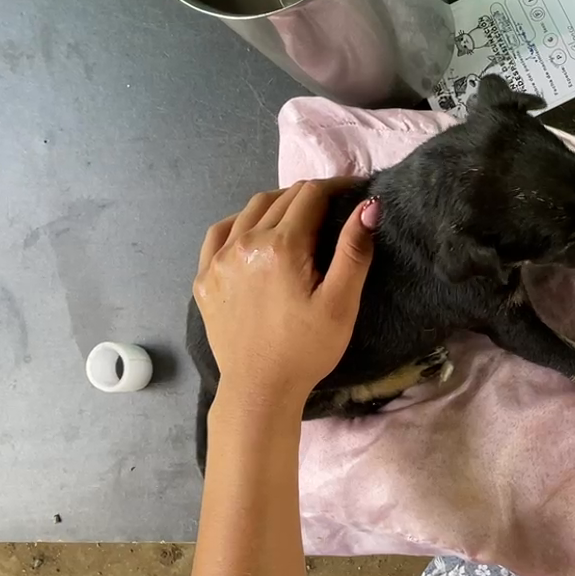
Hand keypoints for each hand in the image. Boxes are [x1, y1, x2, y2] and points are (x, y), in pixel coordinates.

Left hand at [193, 179, 375, 413]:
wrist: (260, 389)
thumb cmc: (308, 349)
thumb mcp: (342, 303)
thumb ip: (354, 251)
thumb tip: (369, 207)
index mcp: (281, 246)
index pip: (310, 195)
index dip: (337, 186)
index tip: (357, 189)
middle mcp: (244, 242)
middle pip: (280, 198)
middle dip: (310, 194)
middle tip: (335, 204)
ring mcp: (218, 260)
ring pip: (248, 211)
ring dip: (277, 204)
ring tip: (299, 217)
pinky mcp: (205, 278)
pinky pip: (219, 233)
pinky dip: (240, 222)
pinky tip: (253, 232)